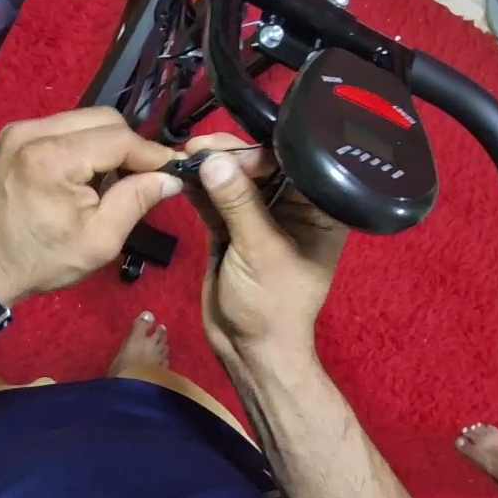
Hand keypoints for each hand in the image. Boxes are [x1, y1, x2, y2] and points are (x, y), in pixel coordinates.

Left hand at [0, 108, 182, 303]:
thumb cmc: (43, 260)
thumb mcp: (99, 241)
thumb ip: (135, 201)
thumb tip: (171, 177)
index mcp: (53, 159)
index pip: (118, 138)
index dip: (151, 153)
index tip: (173, 168)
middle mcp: (33, 133)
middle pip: (103, 119)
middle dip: (130, 145)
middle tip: (144, 175)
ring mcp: (19, 131)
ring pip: (83, 119)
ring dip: (107, 143)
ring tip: (115, 176)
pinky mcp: (13, 136)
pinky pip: (63, 127)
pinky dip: (83, 144)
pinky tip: (87, 172)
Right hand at [184, 134, 347, 364]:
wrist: (248, 349)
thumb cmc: (272, 305)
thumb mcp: (259, 251)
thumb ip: (238, 204)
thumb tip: (213, 161)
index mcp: (318, 210)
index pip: (293, 165)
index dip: (261, 152)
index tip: (226, 151)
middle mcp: (292, 207)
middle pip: (261, 166)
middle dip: (229, 154)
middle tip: (197, 147)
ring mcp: (259, 216)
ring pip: (235, 179)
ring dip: (209, 167)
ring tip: (183, 154)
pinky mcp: (231, 227)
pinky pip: (215, 199)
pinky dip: (198, 187)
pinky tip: (180, 171)